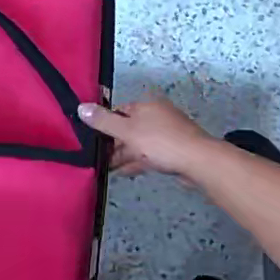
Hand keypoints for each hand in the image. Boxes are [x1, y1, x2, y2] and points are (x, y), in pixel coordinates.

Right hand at [77, 99, 220, 177]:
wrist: (198, 162)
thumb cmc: (161, 142)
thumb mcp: (127, 131)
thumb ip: (103, 121)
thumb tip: (80, 106)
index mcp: (146, 106)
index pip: (118, 110)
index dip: (104, 123)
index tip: (90, 138)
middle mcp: (156, 116)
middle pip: (128, 128)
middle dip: (112, 143)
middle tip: (95, 158)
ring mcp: (166, 135)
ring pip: (138, 144)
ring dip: (122, 155)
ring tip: (104, 168)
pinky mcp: (172, 152)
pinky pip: (148, 155)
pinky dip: (135, 162)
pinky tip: (123, 172)